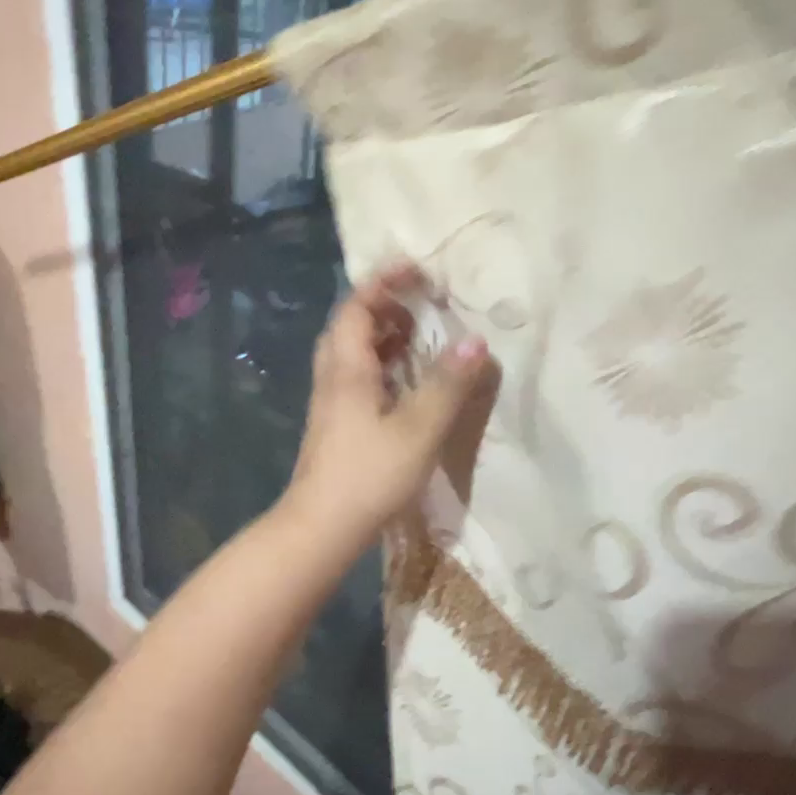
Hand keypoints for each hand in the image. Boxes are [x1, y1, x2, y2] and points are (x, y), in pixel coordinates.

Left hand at [276, 262, 497, 552]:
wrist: (320, 526)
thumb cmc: (368, 474)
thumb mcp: (418, 429)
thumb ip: (447, 385)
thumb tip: (475, 340)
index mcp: (346, 368)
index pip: (356, 307)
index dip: (383, 282)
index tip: (415, 268)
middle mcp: (331, 378)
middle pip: (349, 326)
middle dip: (383, 306)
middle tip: (421, 306)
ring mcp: (329, 403)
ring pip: (350, 353)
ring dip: (381, 336)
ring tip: (420, 338)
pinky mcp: (334, 425)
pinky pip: (354, 378)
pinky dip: (380, 366)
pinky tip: (405, 384)